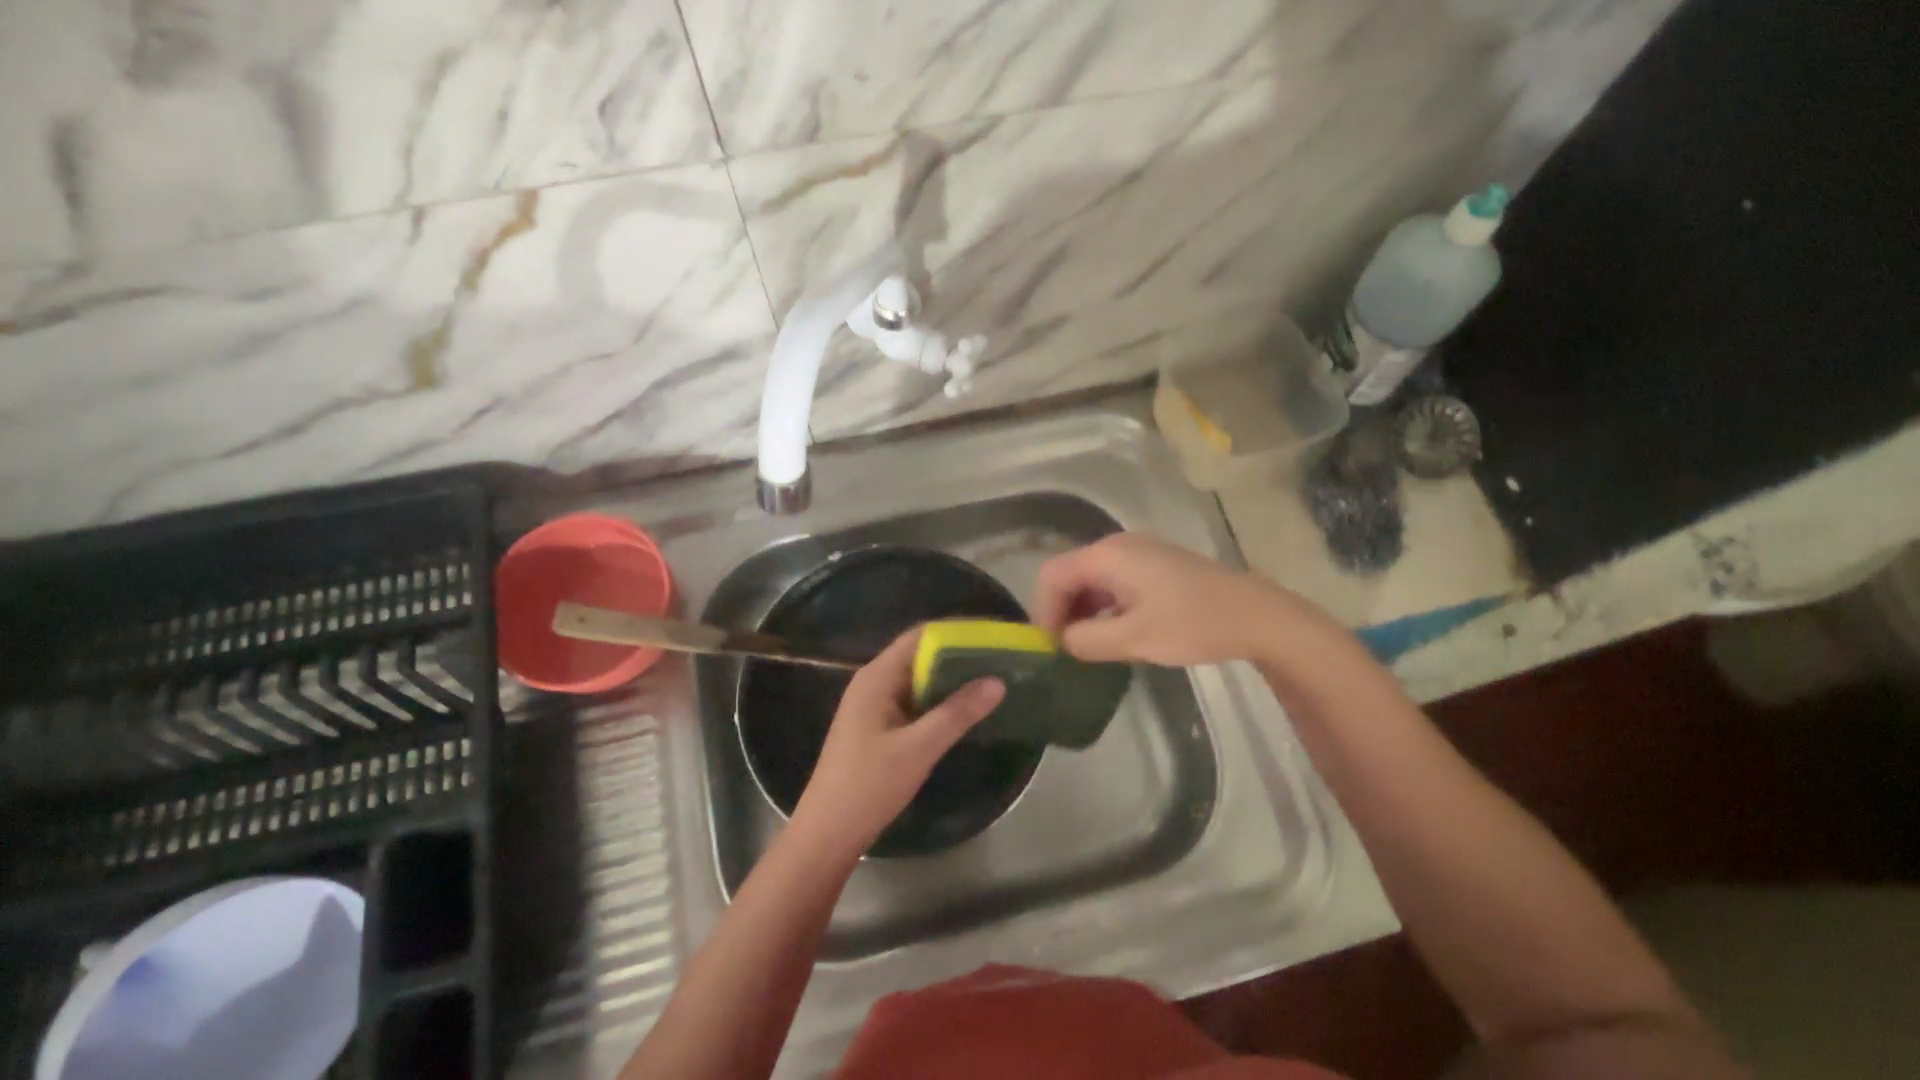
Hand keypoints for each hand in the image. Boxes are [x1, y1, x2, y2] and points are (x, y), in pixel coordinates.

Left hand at [790, 628, 1005, 858]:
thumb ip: (957, 713)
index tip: (992, 636)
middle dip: (959, 656)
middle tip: (1001, 661)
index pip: (920, 636)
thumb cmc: (869, 784)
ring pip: (918, 682)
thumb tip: (997, 681)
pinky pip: (914, 704)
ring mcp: (874, 707)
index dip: (956, 632)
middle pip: (920, 656)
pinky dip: (939, 703)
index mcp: (876, 678)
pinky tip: (966, 713)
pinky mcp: (878, 729)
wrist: (829, 832)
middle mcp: (873, 684)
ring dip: (951, 681)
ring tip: (992, 682)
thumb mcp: (919, 748)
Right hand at [1034, 533, 1328, 665]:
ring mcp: (1140, 555)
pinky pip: (1114, 584)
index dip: (1043, 611)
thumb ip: (1088, 640)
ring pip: (1092, 581)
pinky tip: (1115, 636)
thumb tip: (1063, 642)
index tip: (1048, 648)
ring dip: (1083, 612)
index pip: (1053, 576)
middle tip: (1064, 651)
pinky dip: (1104, 608)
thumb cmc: (1194, 624)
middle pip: (1070, 575)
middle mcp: (1119, 546)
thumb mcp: (1135, 639)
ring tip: (1087, 648)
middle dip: (1061, 612)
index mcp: (1108, 556)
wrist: (1258, 616)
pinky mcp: (1156, 568)